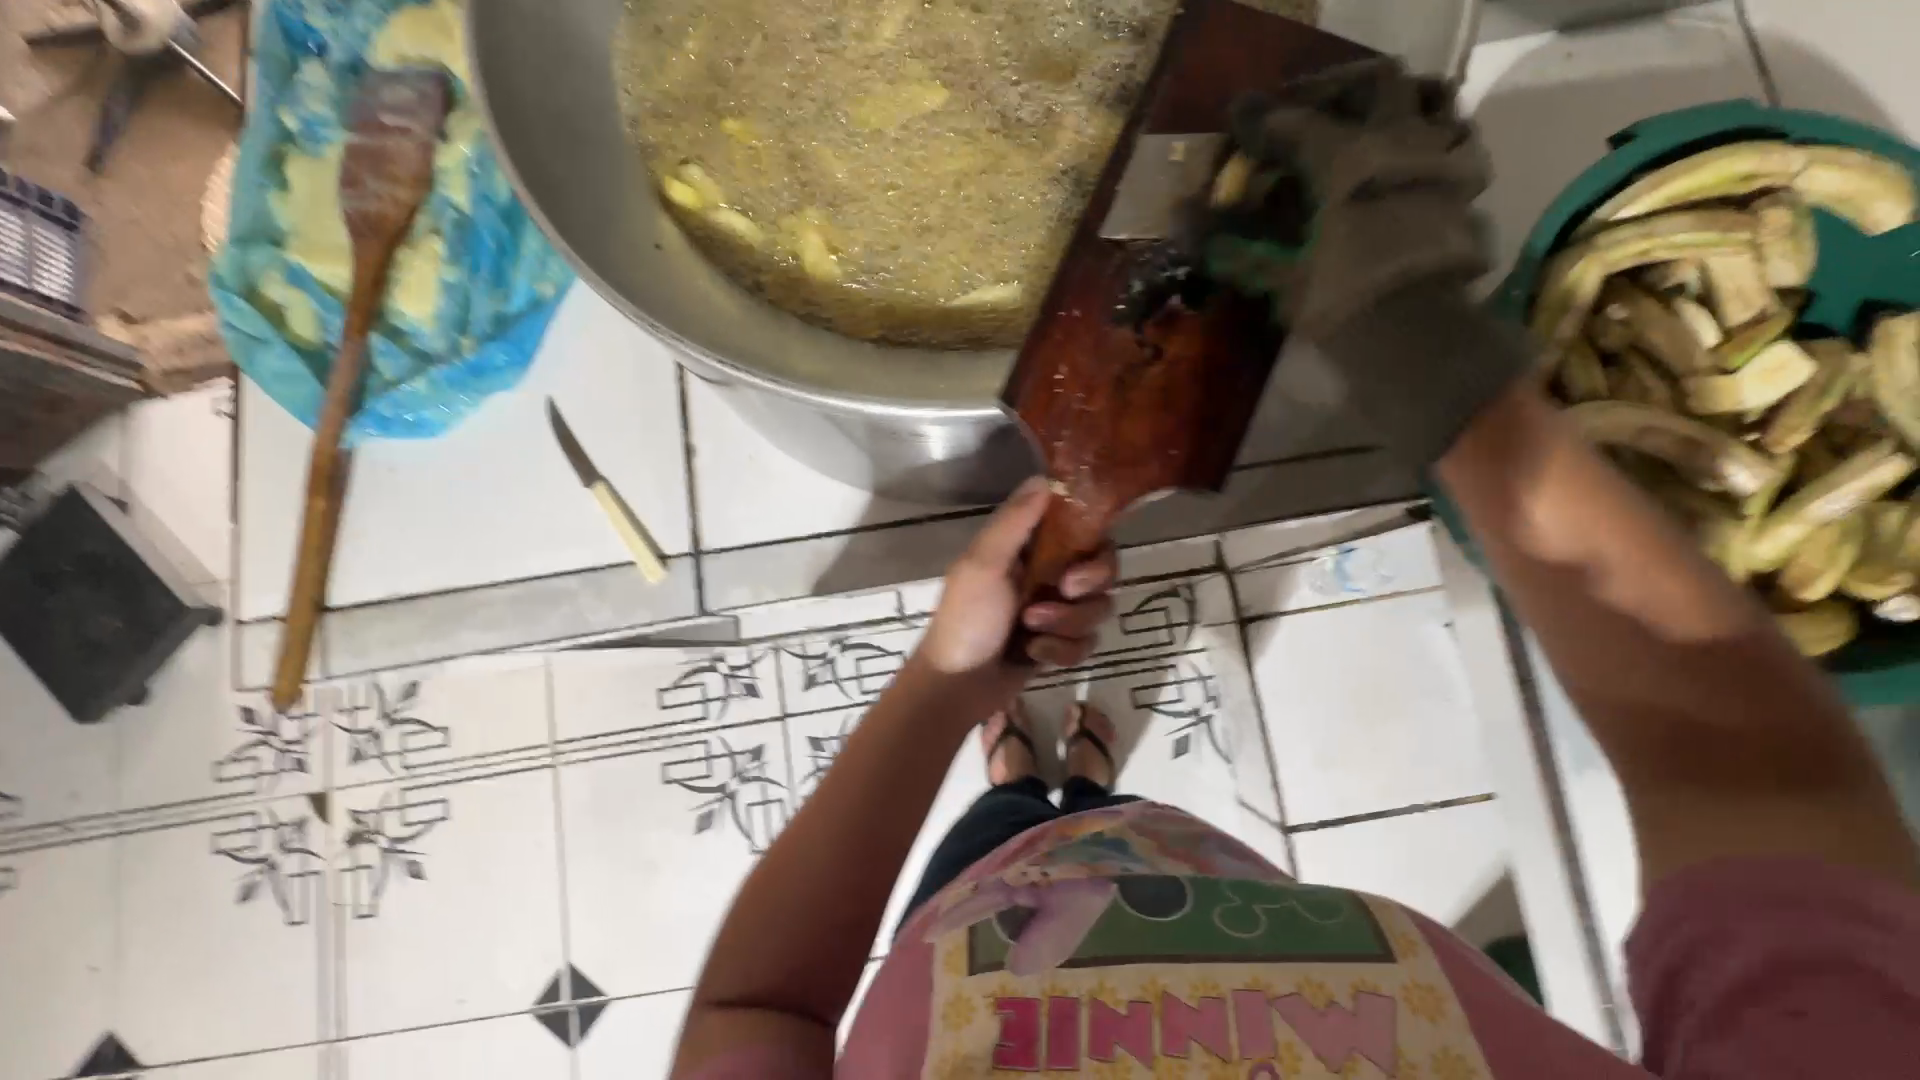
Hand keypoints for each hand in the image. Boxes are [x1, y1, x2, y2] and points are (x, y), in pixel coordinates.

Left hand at [917, 477, 1116, 687]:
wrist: (957, 685)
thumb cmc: (966, 619)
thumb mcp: (983, 563)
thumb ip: (1014, 522)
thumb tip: (1045, 477)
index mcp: (1028, 547)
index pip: (1082, 531)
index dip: (1092, 544)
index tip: (1077, 561)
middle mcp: (1046, 574)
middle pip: (1102, 570)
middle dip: (1087, 587)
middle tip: (1064, 592)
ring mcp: (1055, 610)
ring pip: (1097, 609)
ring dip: (1067, 623)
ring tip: (1032, 631)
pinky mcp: (1059, 644)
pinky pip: (1086, 643)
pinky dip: (1061, 651)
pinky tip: (1033, 655)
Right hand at [1197, 58, 1534, 466]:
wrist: (1419, 337)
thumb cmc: (1340, 300)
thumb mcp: (1276, 274)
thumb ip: (1230, 242)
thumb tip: (1181, 216)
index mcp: (1344, 156)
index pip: (1294, 120)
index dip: (1261, 119)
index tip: (1240, 119)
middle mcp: (1396, 141)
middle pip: (1374, 83)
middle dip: (1337, 90)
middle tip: (1308, 113)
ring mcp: (1438, 161)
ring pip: (1429, 101)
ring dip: (1395, 106)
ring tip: (1365, 129)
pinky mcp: (1463, 189)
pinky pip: (1455, 145)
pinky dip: (1432, 143)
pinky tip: (1409, 165)